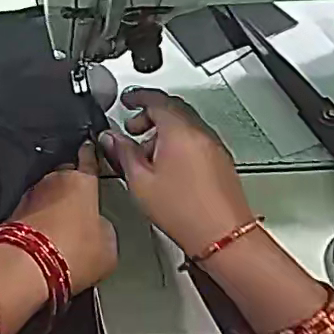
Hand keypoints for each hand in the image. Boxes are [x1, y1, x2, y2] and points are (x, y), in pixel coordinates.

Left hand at [7, 144, 117, 293]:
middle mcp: (52, 181)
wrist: (26, 267)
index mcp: (80, 180)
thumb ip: (106, 227)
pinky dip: (38, 222)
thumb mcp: (109, 245)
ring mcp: (29, 196)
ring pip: (46, 196)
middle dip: (72, 189)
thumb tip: (99, 229)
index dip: (91, 155)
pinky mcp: (12, 214)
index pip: (88, 159)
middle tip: (82, 210)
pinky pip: (31, 213)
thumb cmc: (71, 252)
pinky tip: (46, 240)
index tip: (90, 149)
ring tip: (63, 231)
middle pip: (66, 178)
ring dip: (53, 207)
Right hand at [99, 88, 254, 256]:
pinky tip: (165, 164)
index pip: (156, 99)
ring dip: (163, 129)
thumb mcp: (139, 180)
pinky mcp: (220, 160)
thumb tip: (111, 139)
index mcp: (179, 132)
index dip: (137, 96)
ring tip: (145, 152)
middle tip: (131, 127)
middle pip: (172, 108)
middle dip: (149, 114)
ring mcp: (213, 146)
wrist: (222, 236)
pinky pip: (195, 139)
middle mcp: (200, 134)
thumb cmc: (186, 212)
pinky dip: (178, 141)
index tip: (127, 100)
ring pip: (184, 124)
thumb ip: (122, 153)